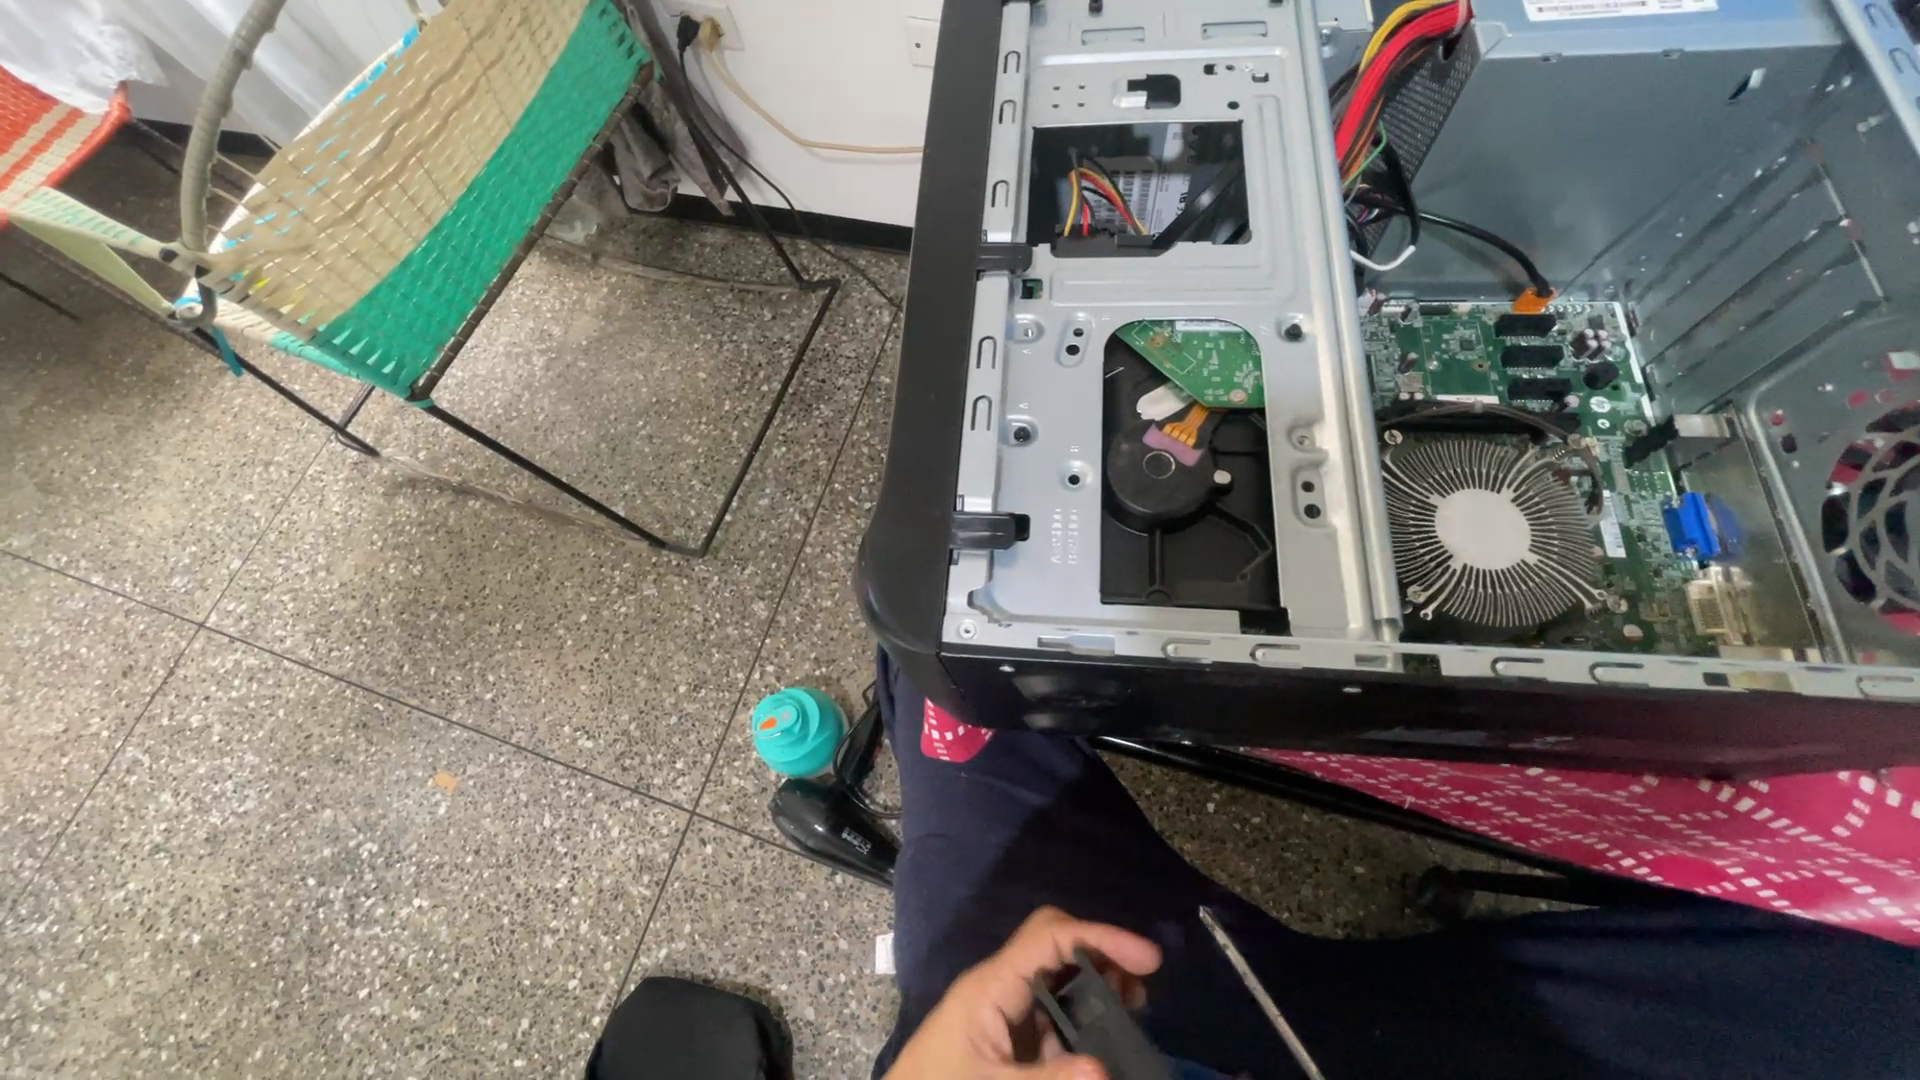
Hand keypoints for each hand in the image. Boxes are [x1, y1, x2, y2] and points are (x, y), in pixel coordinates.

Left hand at [882, 906, 1162, 1079]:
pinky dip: (1081, 1021)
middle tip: (1142, 992)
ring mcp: (1002, 1007)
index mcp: (992, 983)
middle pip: (1055, 946)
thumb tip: (1107, 1069)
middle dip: (1101, 957)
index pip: (1051, 936)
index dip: (1101, 936)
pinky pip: (1050, 1013)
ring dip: (1095, 988)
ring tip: (1132, 1013)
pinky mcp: (1006, 1034)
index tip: (1147, 959)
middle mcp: (1000, 984)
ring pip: (1056, 977)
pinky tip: (1102, 1045)